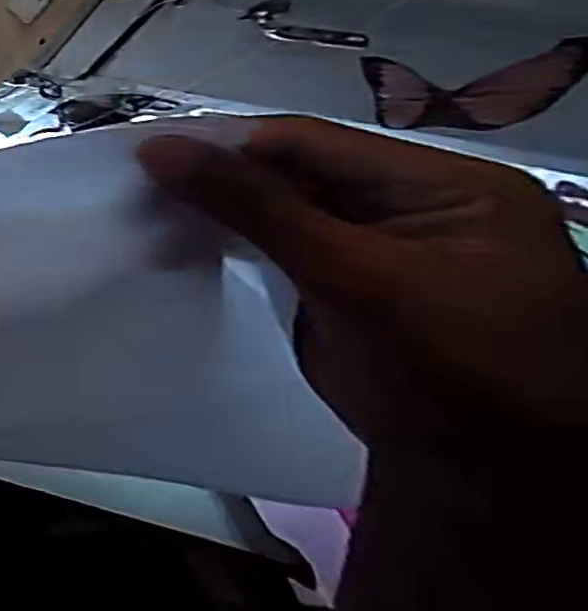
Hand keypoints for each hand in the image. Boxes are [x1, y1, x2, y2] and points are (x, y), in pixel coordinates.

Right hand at [137, 117, 587, 460]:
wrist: (485, 481)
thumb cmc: (445, 368)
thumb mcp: (349, 276)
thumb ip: (251, 204)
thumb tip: (156, 148)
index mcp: (445, 186)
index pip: (307, 141)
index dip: (223, 143)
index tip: (144, 155)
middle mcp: (410, 201)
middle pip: (286, 168)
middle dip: (211, 179)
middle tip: (137, 189)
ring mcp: (374, 240)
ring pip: (269, 202)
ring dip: (209, 209)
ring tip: (148, 217)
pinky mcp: (339, 274)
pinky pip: (269, 236)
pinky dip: (223, 235)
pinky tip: (179, 241)